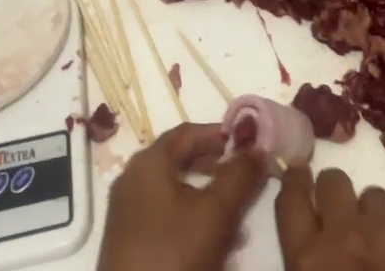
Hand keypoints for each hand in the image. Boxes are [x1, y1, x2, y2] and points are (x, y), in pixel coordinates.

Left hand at [97, 122, 269, 270]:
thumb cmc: (174, 252)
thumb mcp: (216, 212)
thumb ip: (239, 175)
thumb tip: (257, 145)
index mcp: (148, 162)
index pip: (187, 132)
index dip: (220, 133)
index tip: (248, 143)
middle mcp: (133, 180)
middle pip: (180, 160)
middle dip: (216, 167)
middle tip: (245, 176)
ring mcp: (128, 212)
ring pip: (176, 192)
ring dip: (208, 198)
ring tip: (237, 216)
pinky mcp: (129, 241)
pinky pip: (166, 217)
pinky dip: (191, 219)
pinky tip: (214, 244)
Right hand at [275, 166, 384, 270]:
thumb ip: (306, 267)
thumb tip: (307, 252)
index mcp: (309, 261)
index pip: (292, 200)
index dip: (296, 182)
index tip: (300, 174)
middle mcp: (344, 235)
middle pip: (334, 182)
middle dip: (338, 195)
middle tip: (345, 217)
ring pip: (377, 197)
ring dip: (377, 218)